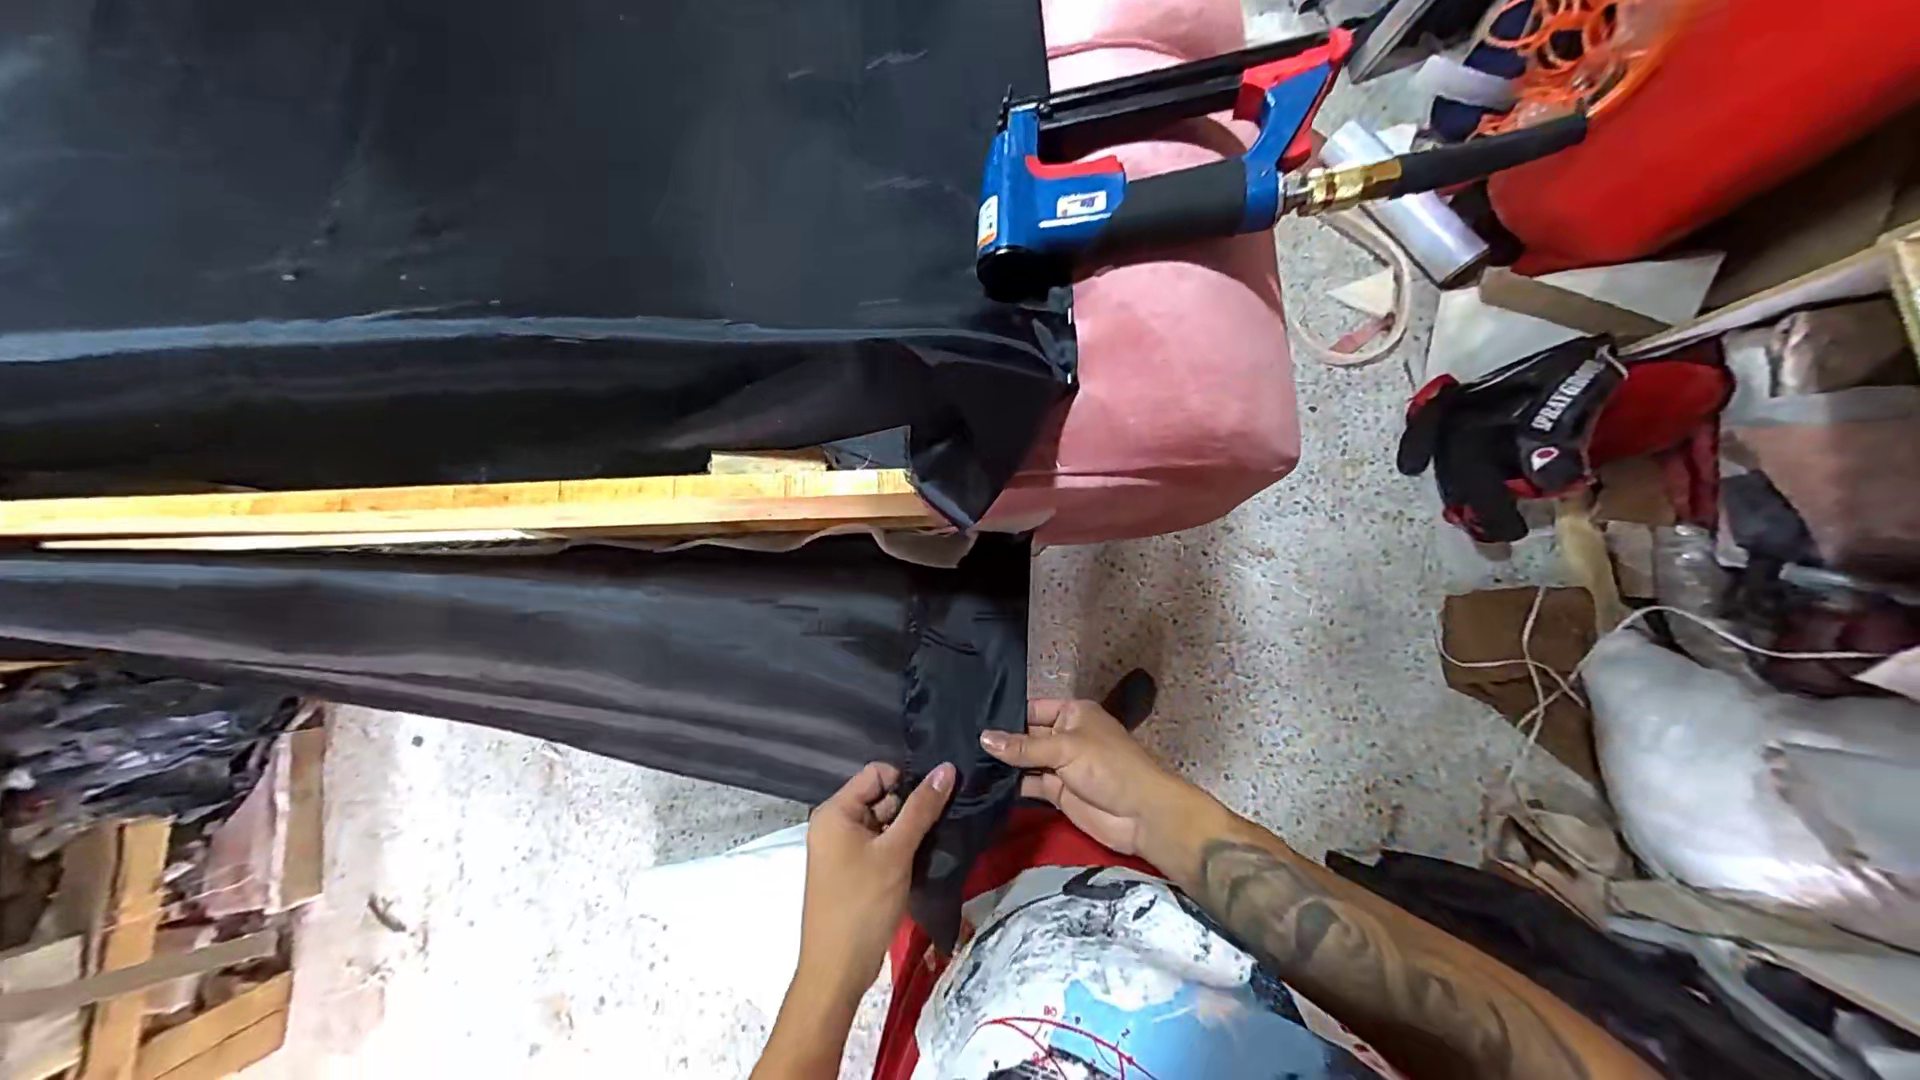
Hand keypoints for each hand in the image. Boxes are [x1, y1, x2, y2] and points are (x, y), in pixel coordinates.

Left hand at [794, 760, 953, 1004]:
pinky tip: (921, 856)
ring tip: (934, 838)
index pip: (876, 773)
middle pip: (881, 796)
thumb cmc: (862, 905)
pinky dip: (899, 847)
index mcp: (835, 811)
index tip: (934, 799)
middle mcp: (834, 823)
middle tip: (940, 821)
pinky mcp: (852, 869)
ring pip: (883, 821)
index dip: (907, 781)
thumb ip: (922, 808)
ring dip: (907, 829)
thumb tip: (947, 768)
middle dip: (910, 807)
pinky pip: (879, 843)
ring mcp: (841, 848)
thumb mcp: (896, 852)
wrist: (837, 972)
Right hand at [980, 699, 1204, 859]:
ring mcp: (1061, 765)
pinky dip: (1012, 785)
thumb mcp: (1065, 748)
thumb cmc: (1107, 767)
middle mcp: (1065, 735)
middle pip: (1026, 735)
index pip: (1032, 709)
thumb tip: (984, 738)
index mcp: (1073, 713)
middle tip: (961, 740)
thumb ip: (1023, 747)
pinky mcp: (1058, 792)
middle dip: (1001, 740)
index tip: (971, 716)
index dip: (1006, 714)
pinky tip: (984, 784)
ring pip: (1026, 761)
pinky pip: (1030, 784)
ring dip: (1003, 764)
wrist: (1141, 815)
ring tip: (966, 761)